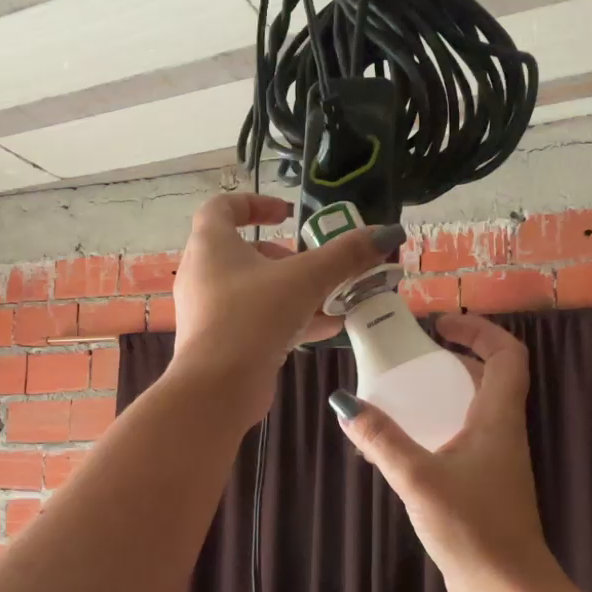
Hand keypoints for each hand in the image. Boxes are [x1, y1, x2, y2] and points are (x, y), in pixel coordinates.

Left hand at [167, 193, 403, 423]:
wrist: (218, 387)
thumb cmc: (253, 317)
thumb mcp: (306, 279)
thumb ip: (346, 255)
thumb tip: (388, 233)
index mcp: (210, 244)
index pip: (223, 207)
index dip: (256, 203)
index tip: (287, 213)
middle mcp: (203, 273)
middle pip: (245, 253)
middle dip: (287, 258)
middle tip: (317, 267)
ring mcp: (209, 311)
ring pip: (254, 291)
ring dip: (293, 292)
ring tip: (332, 299)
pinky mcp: (220, 343)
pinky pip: (255, 320)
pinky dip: (287, 319)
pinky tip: (326, 328)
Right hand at [330, 315, 567, 591]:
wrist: (507, 590)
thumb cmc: (473, 528)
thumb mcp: (419, 480)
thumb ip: (381, 441)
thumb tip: (343, 403)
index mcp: (499, 419)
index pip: (507, 355)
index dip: (479, 330)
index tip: (440, 325)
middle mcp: (501, 434)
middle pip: (484, 380)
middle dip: (447, 362)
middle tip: (406, 361)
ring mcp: (494, 463)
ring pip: (468, 413)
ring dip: (435, 400)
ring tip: (392, 403)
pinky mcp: (481, 488)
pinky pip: (456, 444)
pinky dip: (430, 434)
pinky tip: (395, 453)